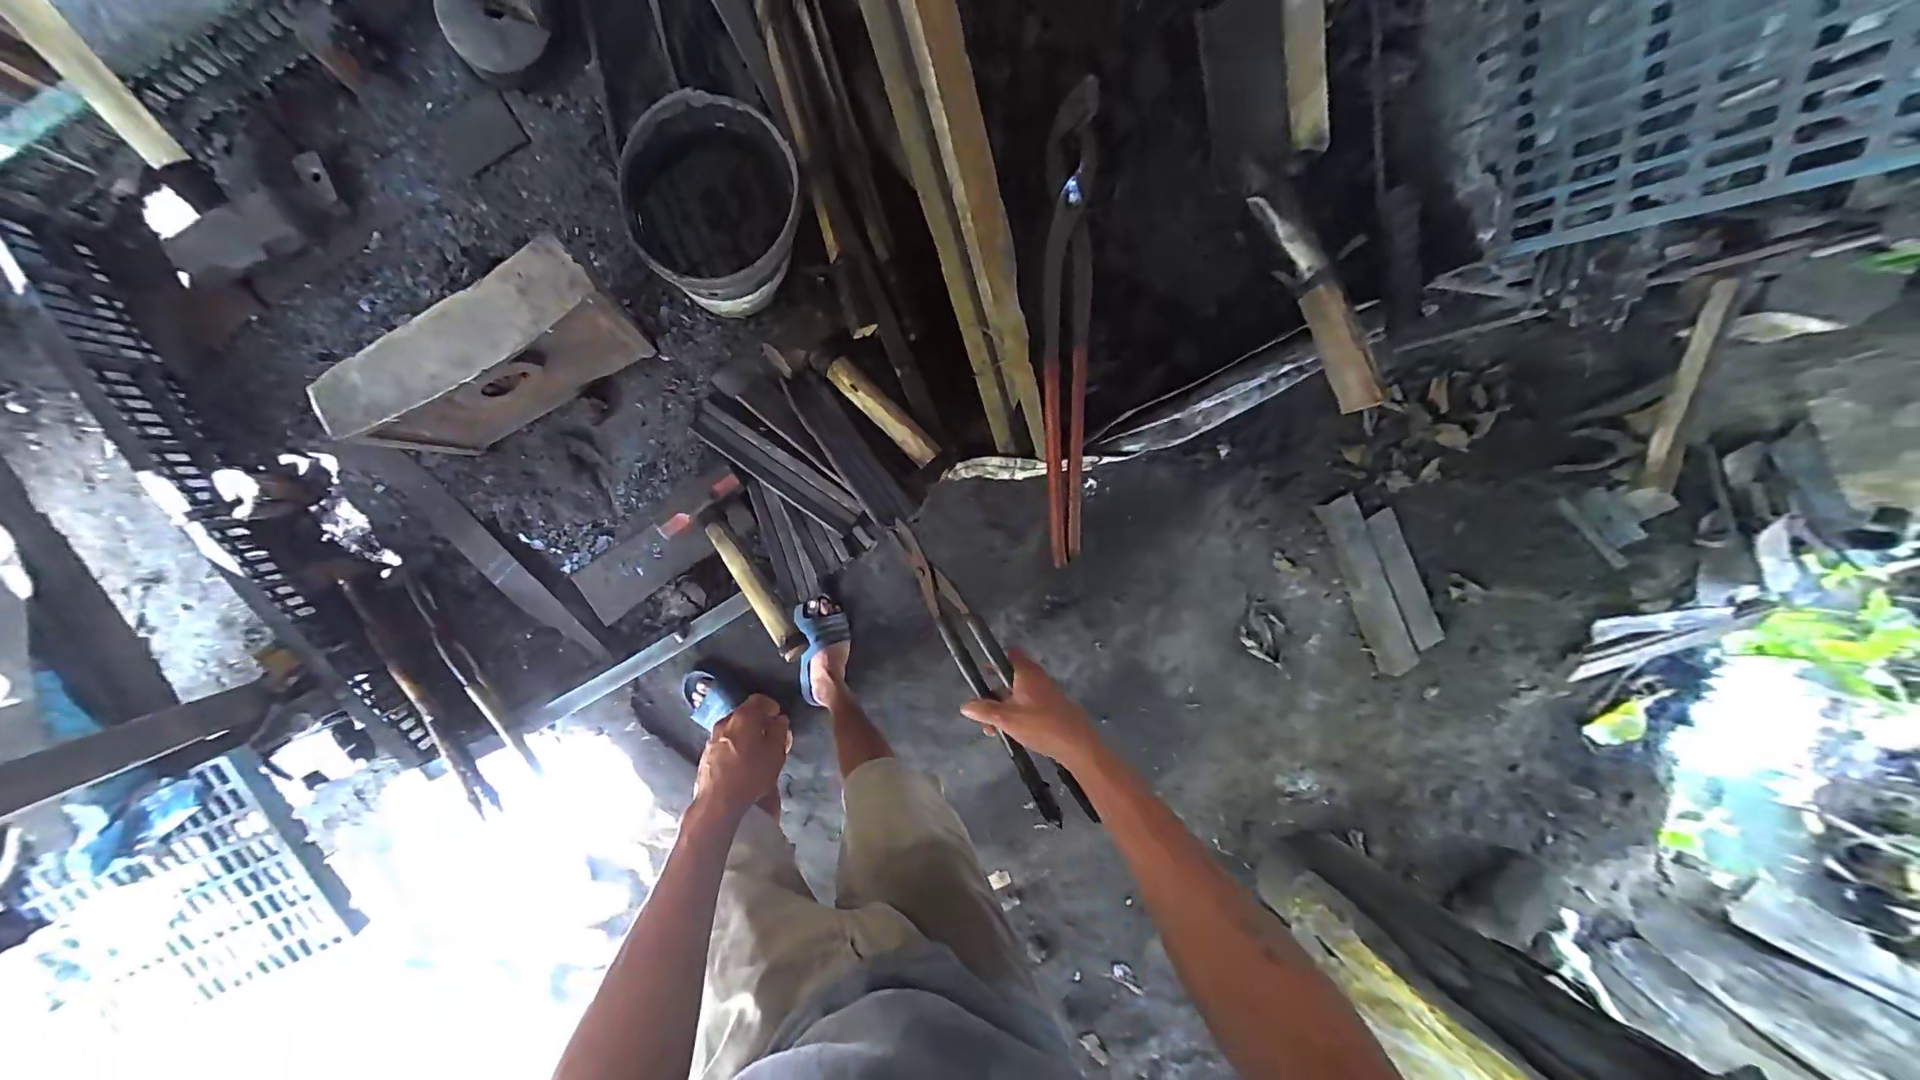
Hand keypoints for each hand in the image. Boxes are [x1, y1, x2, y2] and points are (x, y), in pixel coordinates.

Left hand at [693, 694, 790, 819]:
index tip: (778, 717)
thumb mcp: (776, 752)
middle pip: (745, 714)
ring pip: (733, 729)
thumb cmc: (751, 773)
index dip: (771, 705)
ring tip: (757, 752)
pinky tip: (741, 764)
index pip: (759, 699)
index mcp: (744, 717)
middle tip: (771, 736)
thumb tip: (779, 720)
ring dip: (746, 735)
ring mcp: (712, 739)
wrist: (717, 802)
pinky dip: (735, 747)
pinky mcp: (705, 755)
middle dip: (759, 722)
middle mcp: (725, 722)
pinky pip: (724, 743)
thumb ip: (780, 731)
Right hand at [960, 650, 1100, 769]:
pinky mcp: (1049, 709)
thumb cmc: (1041, 725)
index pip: (1008, 654)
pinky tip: (1007, 734)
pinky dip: (1014, 716)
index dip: (993, 660)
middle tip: (980, 711)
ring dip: (1001, 709)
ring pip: (1015, 696)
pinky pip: (1026, 706)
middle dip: (992, 694)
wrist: (1077, 744)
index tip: (980, 673)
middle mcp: (1035, 678)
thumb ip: (984, 711)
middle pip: (1008, 678)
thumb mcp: (1006, 719)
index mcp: (1026, 672)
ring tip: (991, 730)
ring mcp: (1044, 694)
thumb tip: (965, 705)